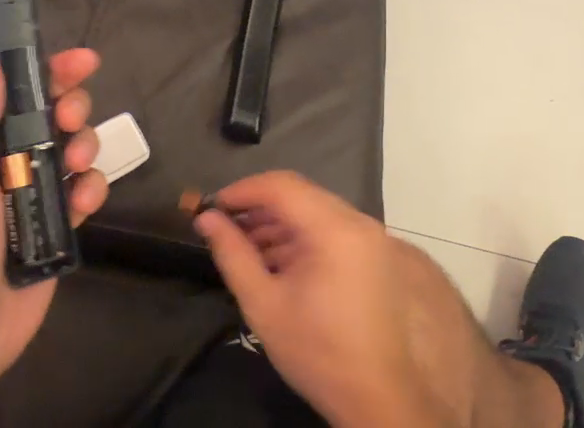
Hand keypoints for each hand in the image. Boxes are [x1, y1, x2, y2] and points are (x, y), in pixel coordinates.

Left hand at [0, 50, 108, 395]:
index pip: (17, 94)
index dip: (49, 71)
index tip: (83, 59)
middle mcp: (8, 164)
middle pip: (54, 115)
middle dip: (73, 106)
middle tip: (71, 119)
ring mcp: (35, 196)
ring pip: (75, 150)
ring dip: (86, 145)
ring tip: (76, 164)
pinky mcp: (57, 229)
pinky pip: (85, 193)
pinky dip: (91, 190)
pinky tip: (82, 204)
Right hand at [193, 172, 453, 426]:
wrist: (378, 398)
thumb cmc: (317, 351)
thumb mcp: (264, 304)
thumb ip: (233, 254)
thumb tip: (206, 218)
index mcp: (334, 229)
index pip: (281, 186)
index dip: (243, 191)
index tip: (212, 207)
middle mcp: (357, 222)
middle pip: (299, 195)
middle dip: (258, 207)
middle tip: (224, 227)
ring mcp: (370, 238)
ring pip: (314, 210)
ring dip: (278, 223)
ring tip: (245, 248)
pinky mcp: (373, 255)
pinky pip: (330, 229)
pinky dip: (301, 237)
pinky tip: (276, 261)